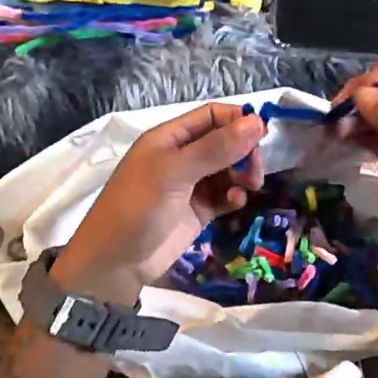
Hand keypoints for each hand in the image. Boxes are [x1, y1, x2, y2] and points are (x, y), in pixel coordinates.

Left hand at [51, 103, 266, 303]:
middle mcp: (181, 157)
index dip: (238, 121)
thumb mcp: (175, 172)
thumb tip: (258, 122)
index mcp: (169, 138)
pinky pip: (224, 195)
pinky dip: (234, 196)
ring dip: (242, 175)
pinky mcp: (197, 211)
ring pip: (228, 170)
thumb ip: (216, 148)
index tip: (262, 136)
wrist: (115, 262)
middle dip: (243, 152)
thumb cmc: (138, 207)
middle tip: (255, 172)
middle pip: (224, 142)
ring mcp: (190, 185)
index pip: (211, 116)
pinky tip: (235, 203)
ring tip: (248, 188)